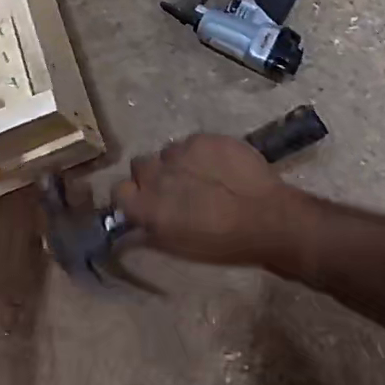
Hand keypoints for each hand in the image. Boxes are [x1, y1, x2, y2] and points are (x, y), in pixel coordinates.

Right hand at [113, 134, 312, 266]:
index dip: (132, 194)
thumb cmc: (222, 242)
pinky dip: (202, 152)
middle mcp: (158, 174)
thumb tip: (137, 221)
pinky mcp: (205, 138)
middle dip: (154, 174)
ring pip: (169, 152)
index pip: (118, 190)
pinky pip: (194, 142)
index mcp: (147, 206)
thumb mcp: (178, 246)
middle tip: (176, 187)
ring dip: (179, 162)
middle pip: (141, 165)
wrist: (266, 216)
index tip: (145, 199)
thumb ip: (151, 227)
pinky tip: (220, 165)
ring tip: (203, 176)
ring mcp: (182, 152)